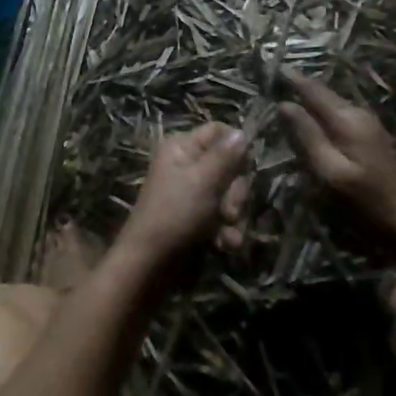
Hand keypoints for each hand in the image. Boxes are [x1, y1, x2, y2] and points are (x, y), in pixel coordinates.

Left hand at [116, 122, 250, 263]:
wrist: (151, 264)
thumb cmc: (174, 214)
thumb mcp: (203, 180)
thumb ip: (225, 156)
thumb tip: (241, 132)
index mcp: (183, 147)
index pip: (219, 131)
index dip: (236, 148)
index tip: (244, 167)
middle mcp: (189, 164)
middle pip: (231, 165)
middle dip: (236, 192)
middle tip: (229, 212)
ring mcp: (195, 191)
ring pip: (231, 193)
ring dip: (234, 216)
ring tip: (226, 234)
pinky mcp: (200, 215)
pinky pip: (225, 215)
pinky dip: (227, 229)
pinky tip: (224, 244)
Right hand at [279, 71, 395, 247]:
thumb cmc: (364, 201)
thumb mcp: (330, 172)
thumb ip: (307, 136)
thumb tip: (284, 104)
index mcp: (347, 119)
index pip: (313, 91)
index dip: (292, 79)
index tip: (272, 67)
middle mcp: (358, 113)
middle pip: (324, 93)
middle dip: (300, 86)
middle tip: (275, 79)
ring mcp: (367, 124)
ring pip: (332, 103)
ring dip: (310, 98)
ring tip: (287, 94)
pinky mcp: (369, 136)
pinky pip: (339, 114)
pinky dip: (321, 110)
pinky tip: (311, 117)